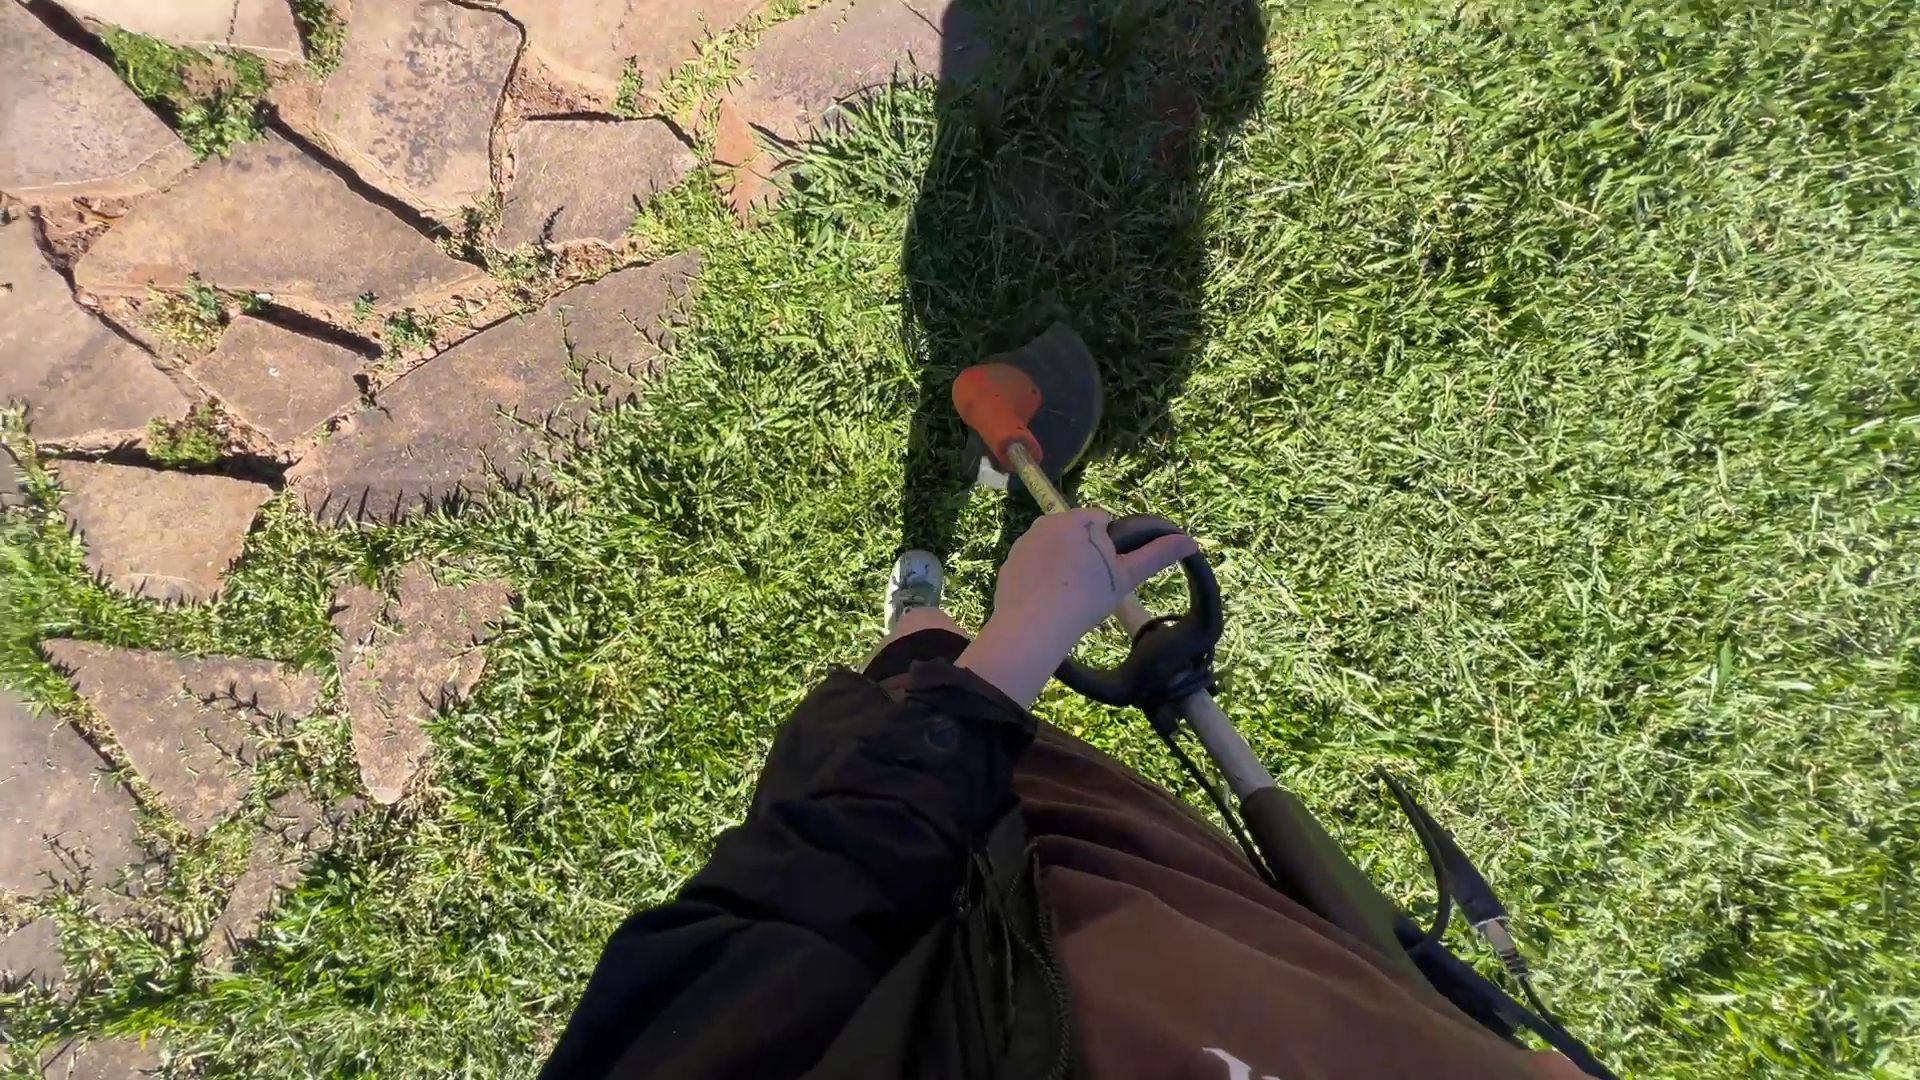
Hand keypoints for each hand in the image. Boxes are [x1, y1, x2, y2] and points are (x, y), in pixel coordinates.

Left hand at [958, 508, 1199, 708]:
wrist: (1033, 626)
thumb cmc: (1086, 597)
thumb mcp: (1126, 576)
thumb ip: (1156, 554)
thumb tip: (1191, 541)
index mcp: (1075, 518)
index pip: (1101, 520)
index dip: (1109, 546)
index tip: (1107, 572)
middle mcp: (1046, 522)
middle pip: (1076, 533)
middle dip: (1085, 552)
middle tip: (1090, 587)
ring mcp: (1023, 542)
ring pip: (1054, 549)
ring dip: (1063, 563)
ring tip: (1069, 596)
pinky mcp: (1009, 563)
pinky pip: (1032, 566)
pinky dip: (1040, 577)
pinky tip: (1046, 600)